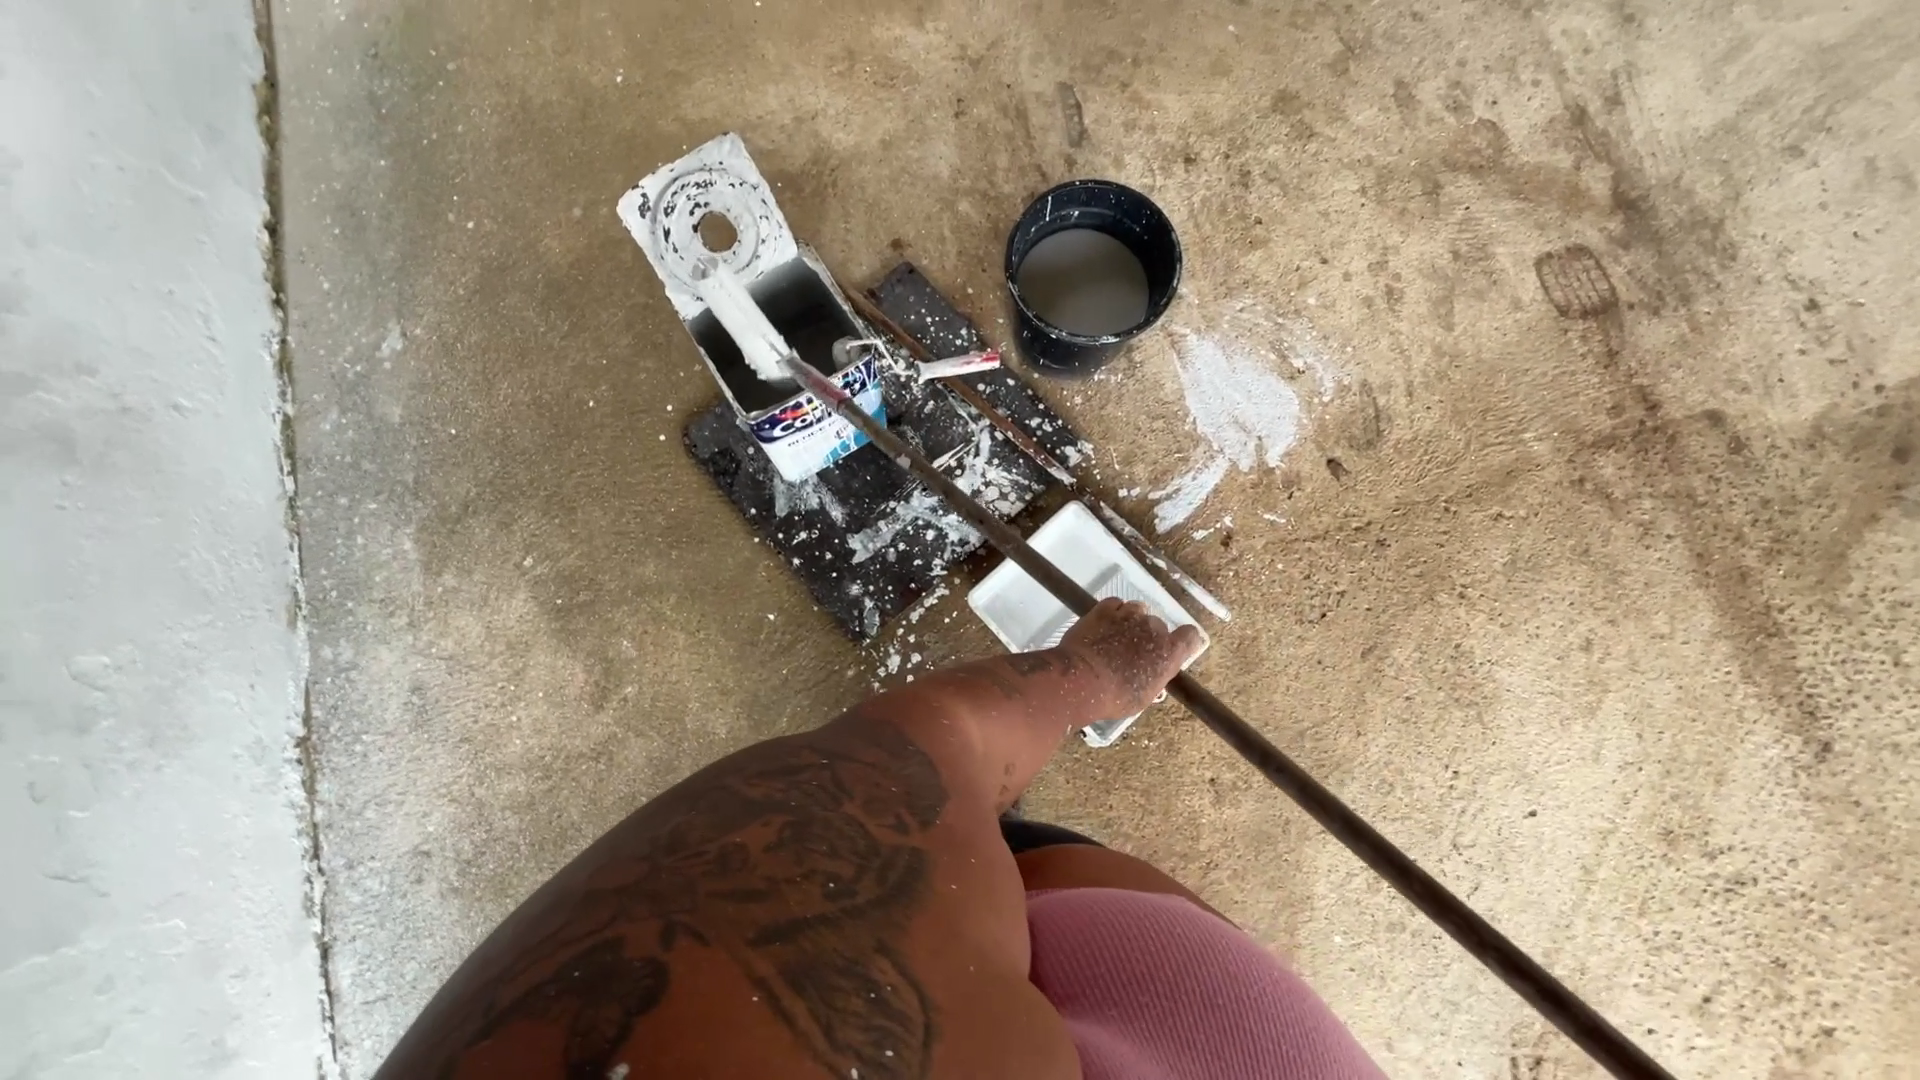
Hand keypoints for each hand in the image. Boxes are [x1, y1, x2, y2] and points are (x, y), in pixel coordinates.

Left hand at [1058, 598, 1202, 716]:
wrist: (1081, 679)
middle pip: (1158, 625)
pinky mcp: (1105, 608)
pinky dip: (1112, 612)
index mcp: (1170, 652)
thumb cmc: (1115, 696)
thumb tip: (1152, 671)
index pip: (1190, 636)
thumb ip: (1154, 677)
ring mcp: (1129, 614)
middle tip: (1132, 650)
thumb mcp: (1144, 696)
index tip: (1173, 647)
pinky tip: (1103, 625)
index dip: (1182, 640)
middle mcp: (1154, 628)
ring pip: (1137, 610)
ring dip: (1131, 620)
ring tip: (1116, 635)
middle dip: (1148, 635)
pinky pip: (1115, 604)